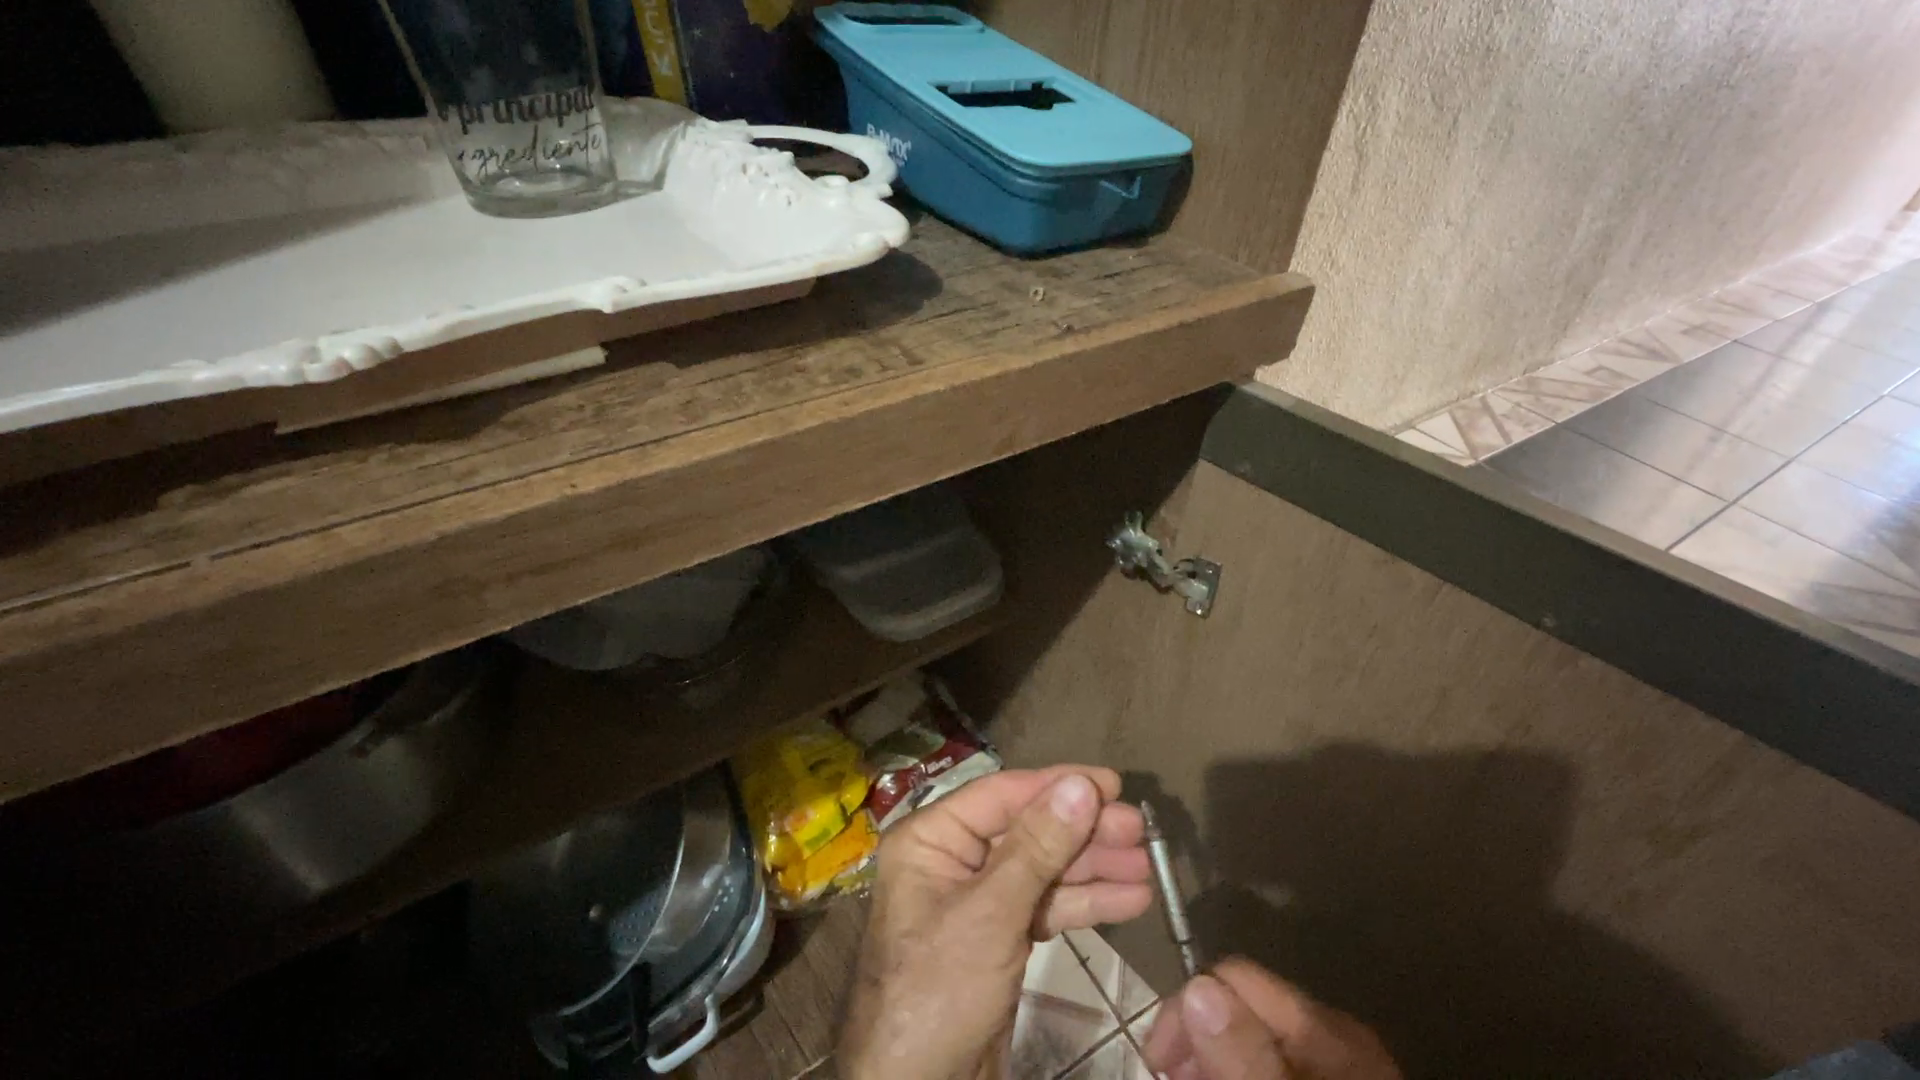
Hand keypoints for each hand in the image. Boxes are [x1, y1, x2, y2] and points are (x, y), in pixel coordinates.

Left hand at [837, 767, 1153, 1079]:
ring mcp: (978, 901)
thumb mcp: (990, 913)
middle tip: (1140, 831)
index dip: (1057, 786)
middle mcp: (953, 861)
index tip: (1112, 783)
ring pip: (1043, 870)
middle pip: (1028, 832)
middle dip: (1083, 833)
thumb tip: (1081, 786)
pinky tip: (1128, 900)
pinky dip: (1084, 904)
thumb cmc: (939, 989)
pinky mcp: (1000, 938)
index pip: (1001, 796)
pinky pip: (1046, 907)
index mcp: (931, 840)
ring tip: (1147, 866)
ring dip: (1093, 869)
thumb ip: (1038, 848)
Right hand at [1141, 957, 1400, 1079]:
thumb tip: (1197, 987)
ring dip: (1216, 1060)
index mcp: (1323, 1028)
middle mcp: (1333, 1034)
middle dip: (1197, 1041)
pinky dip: (1244, 1072)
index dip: (1185, 1013)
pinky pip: (1277, 1060)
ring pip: (1253, 1035)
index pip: (1232, 977)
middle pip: (1240, 1004)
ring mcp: (1340, 1064)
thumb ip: (1244, 1058)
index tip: (1158, 1070)